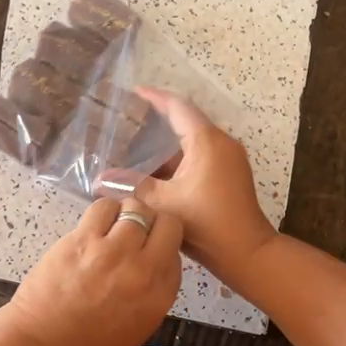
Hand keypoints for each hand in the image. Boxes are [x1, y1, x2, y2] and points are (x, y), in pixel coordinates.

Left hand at [3, 197, 182, 345]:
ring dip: (129, 214)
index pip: (176, 253)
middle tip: (136, 234)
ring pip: (136, 208)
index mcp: (159, 297)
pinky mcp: (83, 238)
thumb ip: (153, 292)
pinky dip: (105, 211)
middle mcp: (142, 269)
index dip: (163, 247)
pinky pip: (104, 207)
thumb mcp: (138, 327)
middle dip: (155, 224)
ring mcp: (112, 251)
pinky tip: (96, 225)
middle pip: (166, 224)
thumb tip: (154, 261)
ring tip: (115, 227)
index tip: (149, 250)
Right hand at [131, 88, 276, 277]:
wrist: (247, 253)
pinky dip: (179, 157)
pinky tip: (157, 169)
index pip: (178, 107)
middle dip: (159, 119)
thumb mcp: (163, 204)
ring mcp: (229, 158)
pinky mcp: (230, 173)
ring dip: (168, 142)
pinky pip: (201, 154)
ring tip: (137, 145)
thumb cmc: (206, 223)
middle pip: (187, 120)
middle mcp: (221, 142)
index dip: (155, 97)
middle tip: (130, 119)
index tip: (134, 92)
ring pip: (194, 140)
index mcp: (206, 141)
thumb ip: (131, 187)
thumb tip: (98, 180)